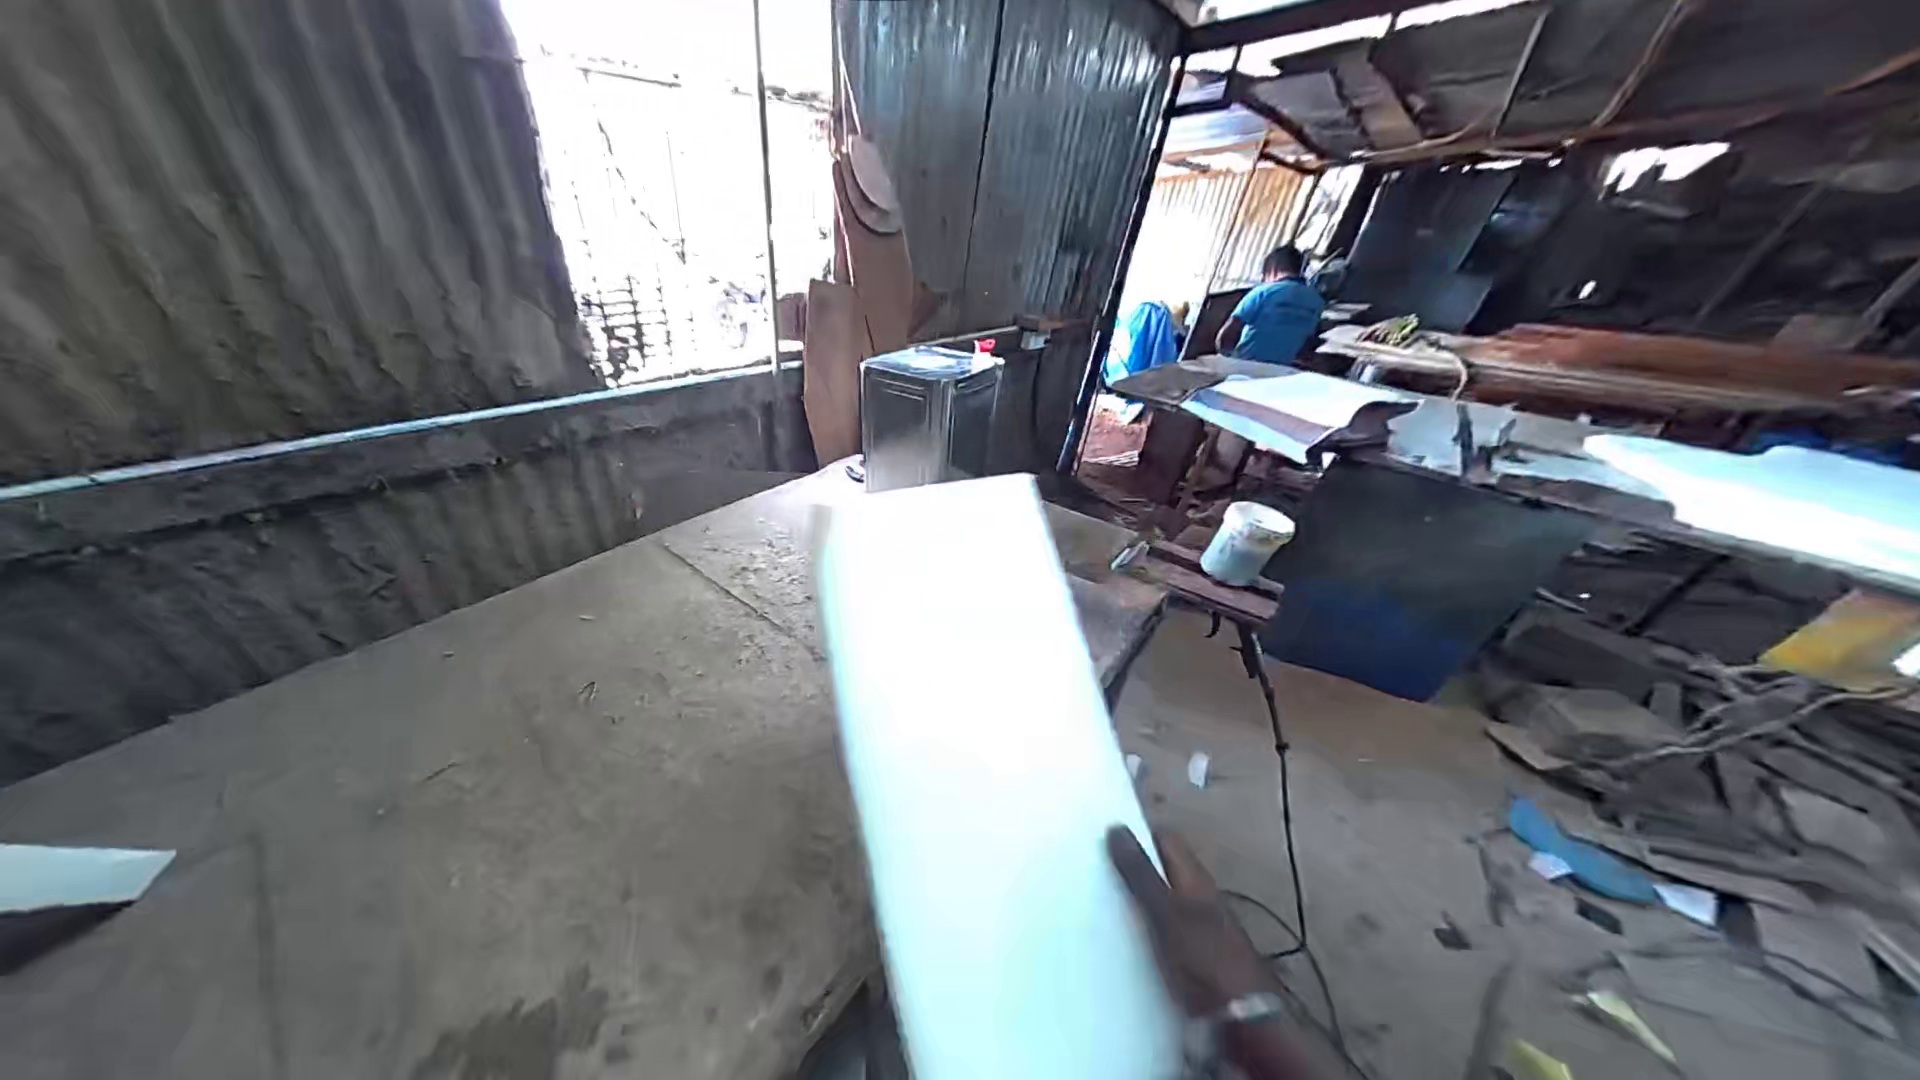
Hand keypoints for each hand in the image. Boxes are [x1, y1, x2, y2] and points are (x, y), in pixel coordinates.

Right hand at [1106, 825, 1279, 1015]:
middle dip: (1131, 865)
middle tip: (1092, 865)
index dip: (1138, 829)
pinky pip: (1160, 932)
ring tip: (1097, 900)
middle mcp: (1199, 898)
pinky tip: (1120, 940)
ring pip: (1159, 901)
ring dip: (1134, 899)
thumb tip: (1116, 827)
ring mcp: (1199, 930)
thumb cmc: (1205, 959)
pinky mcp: (1193, 960)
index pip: (1165, 837)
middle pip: (1161, 869)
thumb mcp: (1165, 912)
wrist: (1244, 1026)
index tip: (1104, 829)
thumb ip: (1140, 871)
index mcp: (1195, 878)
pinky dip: (1141, 929)